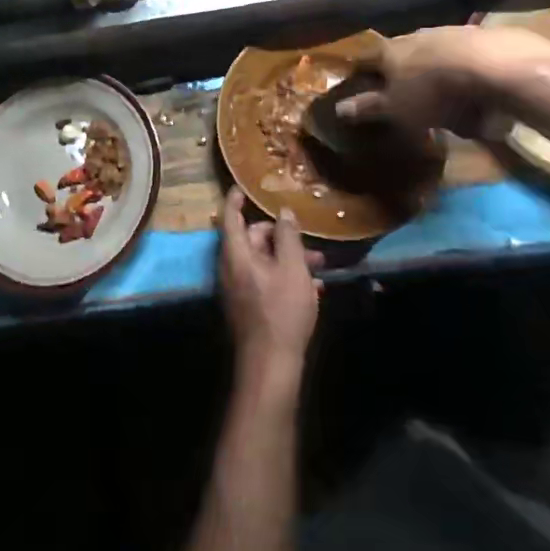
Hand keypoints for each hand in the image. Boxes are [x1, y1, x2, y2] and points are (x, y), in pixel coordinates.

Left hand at [217, 188, 324, 377]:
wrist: (270, 364)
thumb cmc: (282, 312)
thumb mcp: (293, 269)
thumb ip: (288, 237)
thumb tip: (284, 213)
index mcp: (236, 254)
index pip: (231, 216)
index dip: (236, 199)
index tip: (243, 186)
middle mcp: (231, 267)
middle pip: (251, 238)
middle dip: (279, 235)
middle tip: (308, 240)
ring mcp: (237, 287)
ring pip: (262, 260)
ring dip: (287, 258)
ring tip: (319, 268)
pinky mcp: (247, 304)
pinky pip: (263, 279)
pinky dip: (283, 276)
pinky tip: (311, 288)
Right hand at [338, 25, 549, 136]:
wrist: (494, 67)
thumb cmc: (433, 91)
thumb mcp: (397, 109)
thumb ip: (370, 108)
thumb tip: (338, 109)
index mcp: (389, 51)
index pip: (367, 58)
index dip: (363, 71)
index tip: (362, 83)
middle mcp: (415, 35)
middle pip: (402, 52)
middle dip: (403, 69)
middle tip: (409, 93)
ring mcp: (449, 31)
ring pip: (433, 50)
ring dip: (435, 66)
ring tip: (447, 91)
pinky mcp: (481, 35)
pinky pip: (465, 52)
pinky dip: (465, 66)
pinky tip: (476, 82)